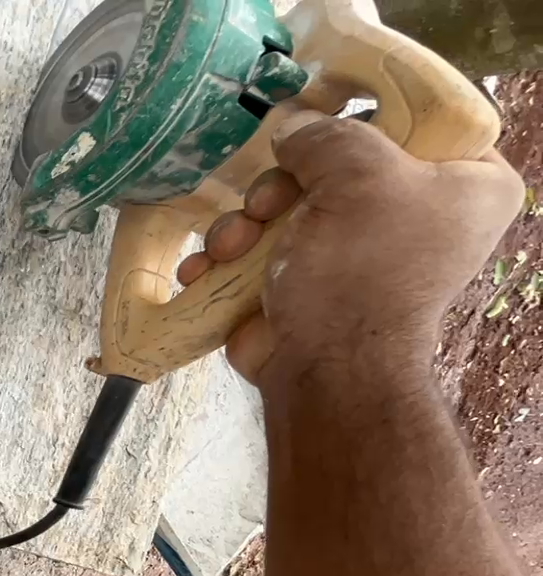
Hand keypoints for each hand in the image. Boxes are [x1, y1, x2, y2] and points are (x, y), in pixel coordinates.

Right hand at [177, 112, 522, 385]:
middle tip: (263, 209)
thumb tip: (293, 124)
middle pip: (322, 174)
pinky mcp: (289, 284)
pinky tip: (203, 269)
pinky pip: (247, 256)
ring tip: (225, 251)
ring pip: (273, 215)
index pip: (408, 130)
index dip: (352, 129)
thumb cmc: (360, 271)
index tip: (307, 140)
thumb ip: (332, 140)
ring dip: (235, 229)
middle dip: (274, 192)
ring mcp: (340, 254)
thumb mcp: (362, 181)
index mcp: (459, 183)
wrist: (321, 364)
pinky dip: (219, 261)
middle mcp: (403, 216)